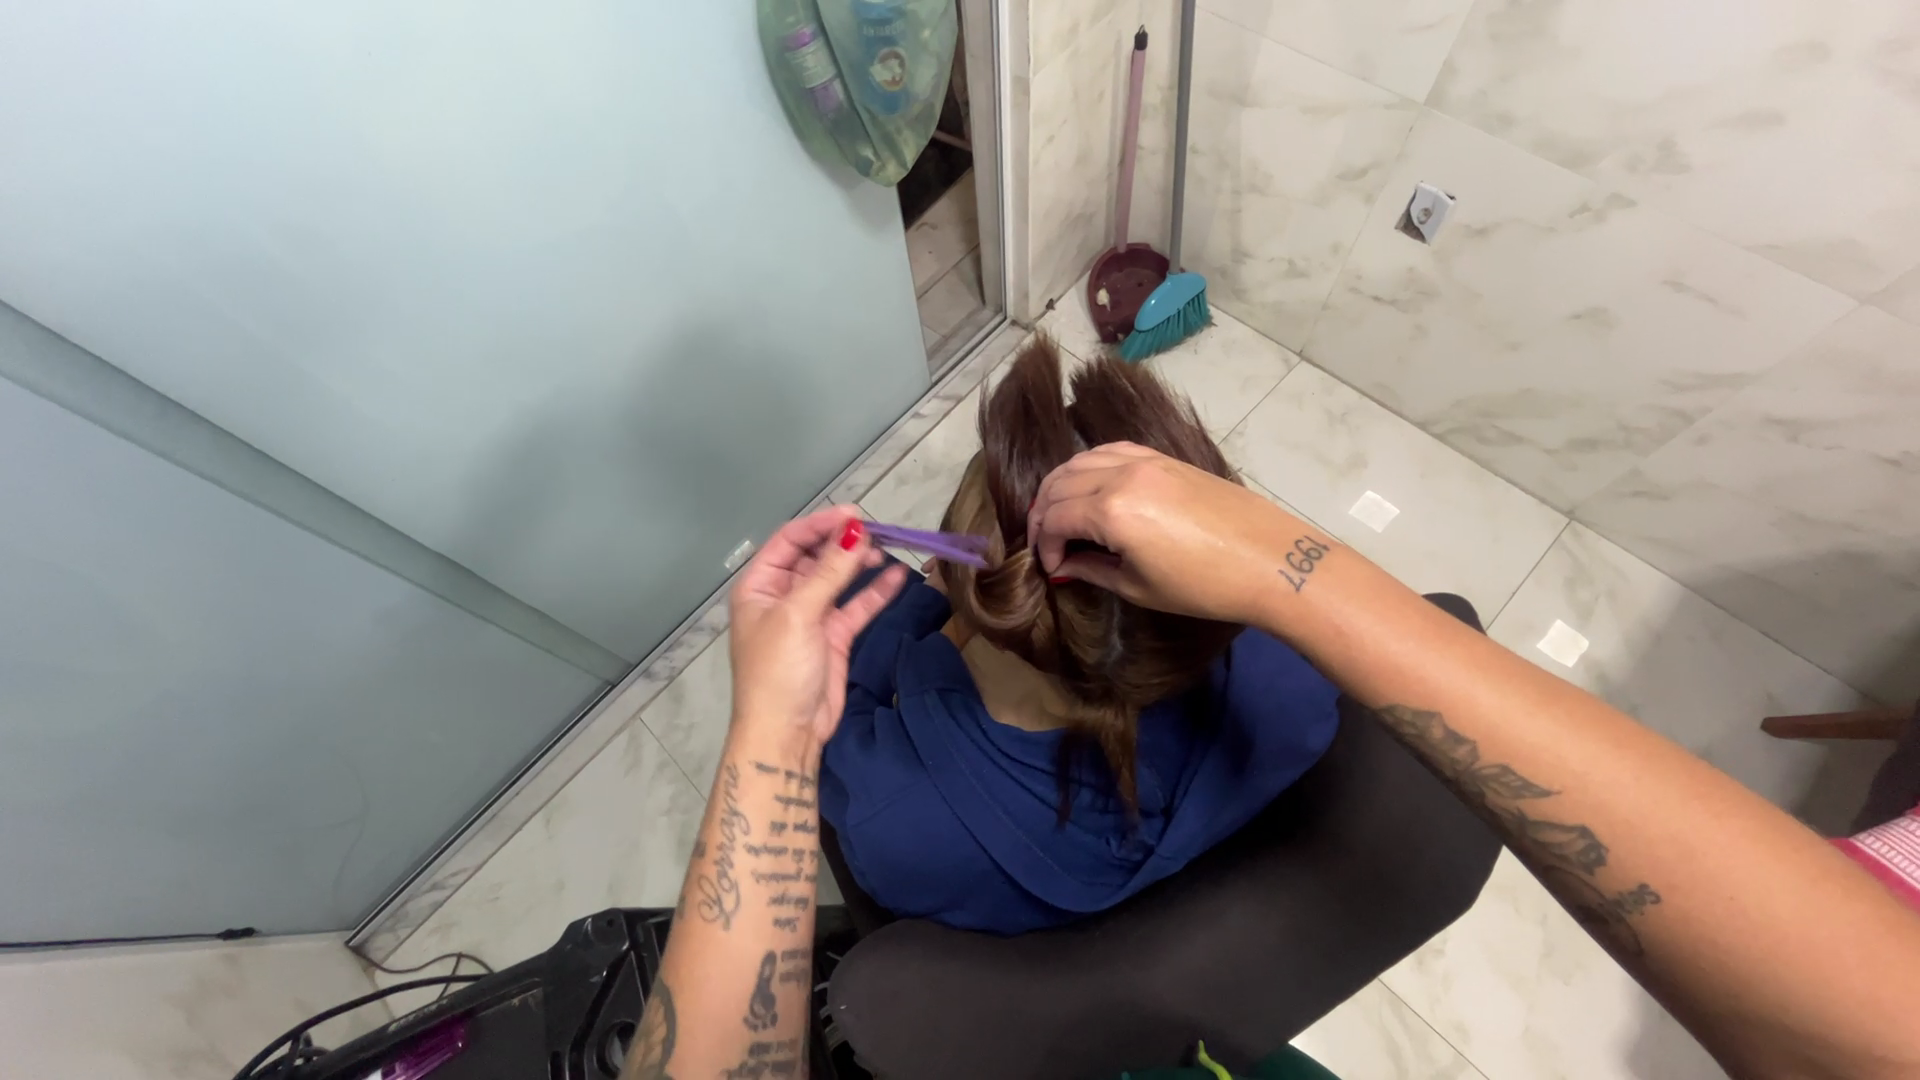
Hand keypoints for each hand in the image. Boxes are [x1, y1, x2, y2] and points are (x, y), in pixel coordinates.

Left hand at [728, 508, 907, 752]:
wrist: (787, 732)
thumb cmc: (778, 669)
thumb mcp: (799, 614)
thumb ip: (829, 571)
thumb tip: (855, 530)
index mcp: (759, 586)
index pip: (790, 541)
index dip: (821, 524)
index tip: (855, 514)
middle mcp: (783, 595)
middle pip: (815, 556)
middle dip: (842, 542)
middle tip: (875, 531)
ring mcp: (810, 615)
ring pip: (838, 579)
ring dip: (860, 563)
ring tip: (885, 549)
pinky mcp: (834, 635)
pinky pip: (856, 605)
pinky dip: (875, 591)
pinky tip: (897, 576)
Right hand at [1027, 442, 1322, 624]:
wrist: (1269, 560)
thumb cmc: (1203, 586)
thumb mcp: (1138, 587)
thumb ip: (1092, 570)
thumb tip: (1065, 565)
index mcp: (1111, 511)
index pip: (1054, 518)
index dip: (1044, 545)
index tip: (1052, 567)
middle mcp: (1121, 475)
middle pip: (1059, 484)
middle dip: (1044, 514)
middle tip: (1047, 542)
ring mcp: (1144, 460)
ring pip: (1080, 460)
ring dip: (1062, 486)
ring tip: (1063, 515)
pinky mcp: (1163, 457)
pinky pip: (1110, 450)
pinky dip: (1089, 466)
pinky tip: (1091, 488)